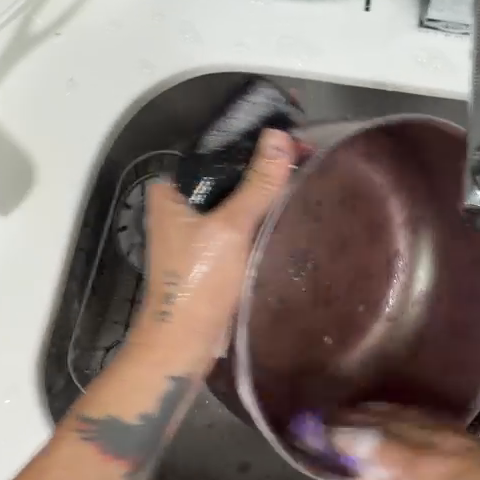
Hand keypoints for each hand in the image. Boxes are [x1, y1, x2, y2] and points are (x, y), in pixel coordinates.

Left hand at [135, 129, 295, 356]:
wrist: (184, 342)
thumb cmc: (199, 282)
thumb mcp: (232, 227)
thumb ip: (257, 183)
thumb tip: (280, 137)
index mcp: (171, 189)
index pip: (217, 150)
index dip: (256, 142)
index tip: (293, 139)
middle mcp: (179, 203)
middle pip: (229, 173)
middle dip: (266, 167)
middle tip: (307, 158)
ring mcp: (195, 228)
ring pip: (237, 198)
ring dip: (266, 192)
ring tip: (306, 179)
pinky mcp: (210, 250)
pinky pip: (241, 221)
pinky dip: (262, 215)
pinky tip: (290, 211)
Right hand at [329, 406, 479, 479]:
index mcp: (425, 467)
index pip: (373, 444)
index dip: (342, 436)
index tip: (315, 430)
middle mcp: (436, 440)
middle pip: (387, 422)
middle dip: (353, 419)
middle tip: (324, 418)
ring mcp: (455, 433)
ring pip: (406, 414)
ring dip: (375, 411)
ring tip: (351, 412)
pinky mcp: (469, 435)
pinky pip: (424, 415)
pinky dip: (400, 413)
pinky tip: (395, 416)